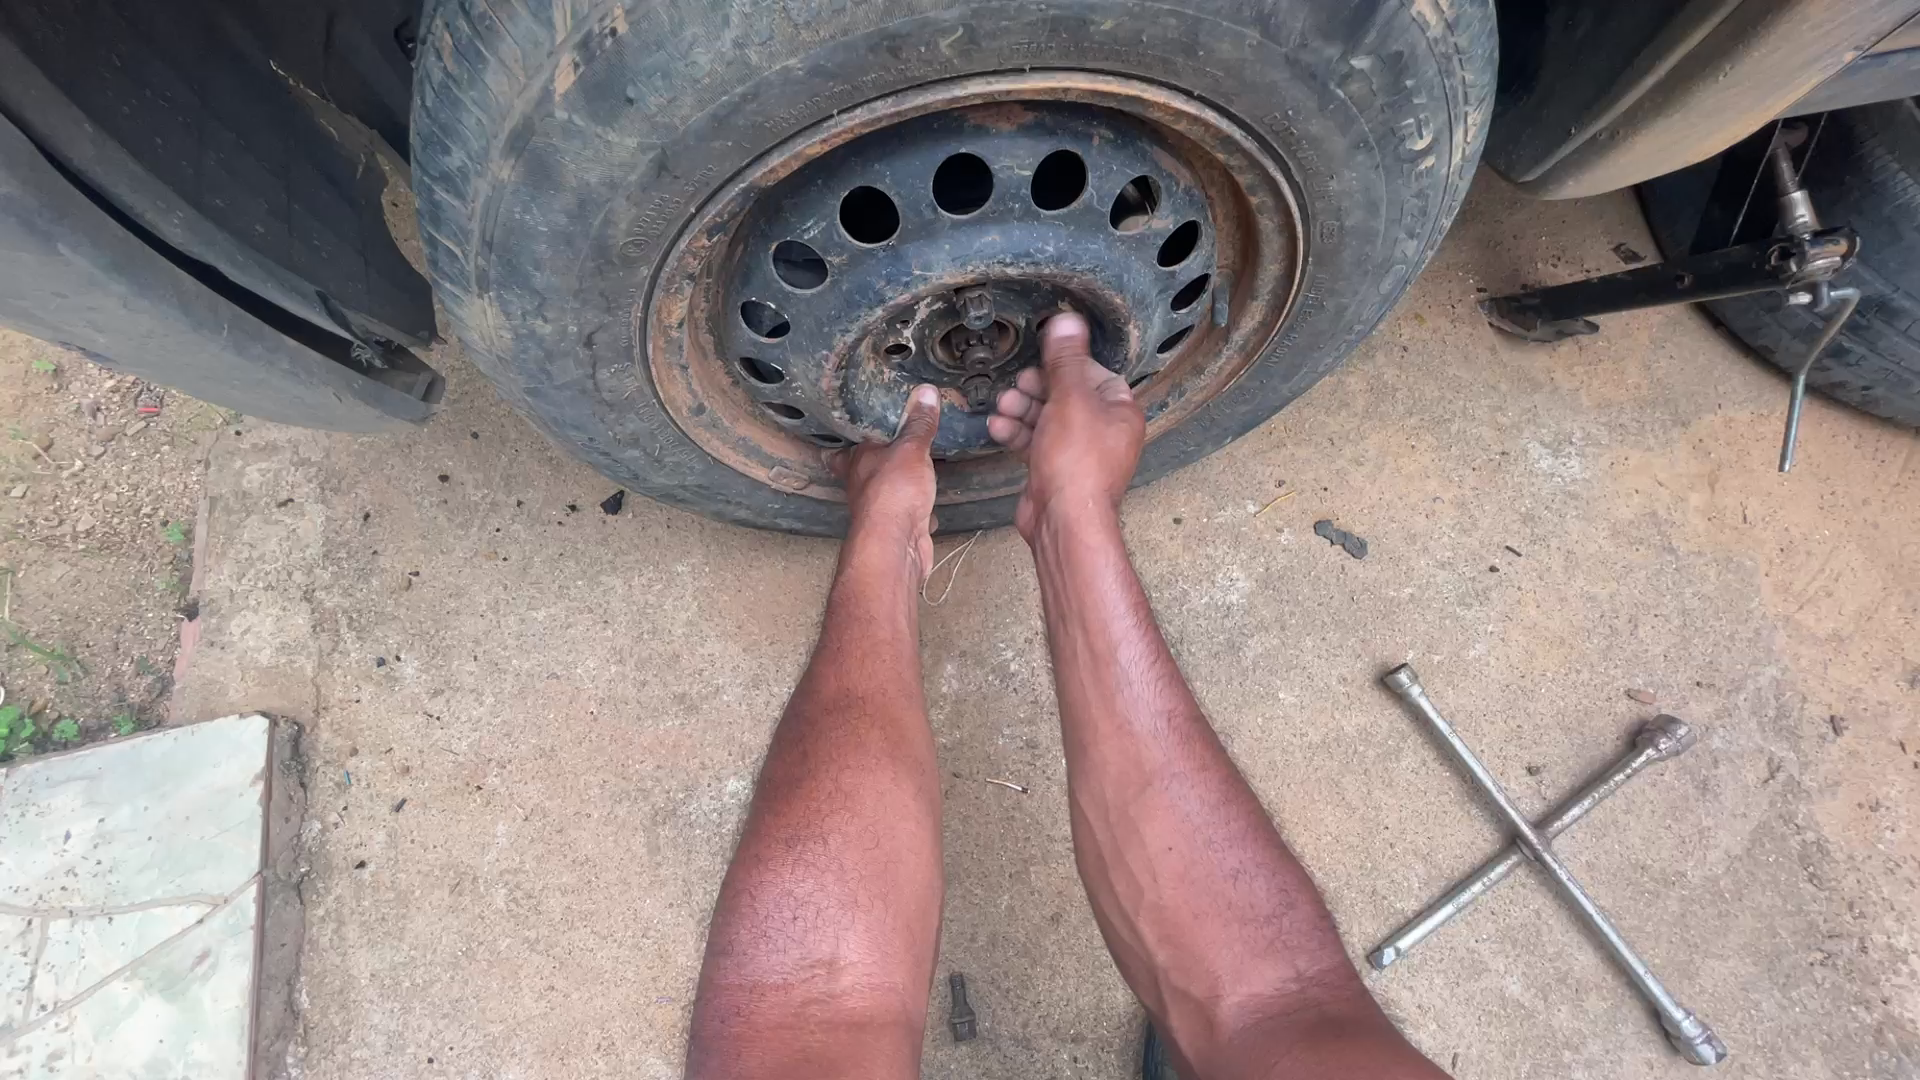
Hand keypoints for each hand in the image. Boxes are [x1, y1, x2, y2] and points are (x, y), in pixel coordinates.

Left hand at [833, 382, 940, 580]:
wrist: (897, 544)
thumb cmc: (893, 491)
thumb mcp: (911, 448)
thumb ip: (919, 423)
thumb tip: (925, 391)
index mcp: (858, 461)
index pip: (847, 447)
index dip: (851, 440)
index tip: (859, 431)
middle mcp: (862, 485)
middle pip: (866, 470)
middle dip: (878, 462)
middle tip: (892, 448)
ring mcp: (879, 510)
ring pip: (887, 493)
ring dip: (898, 486)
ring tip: (914, 470)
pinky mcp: (898, 529)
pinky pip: (908, 514)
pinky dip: (917, 511)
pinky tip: (929, 507)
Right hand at [988, 311, 1144, 540]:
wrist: (1063, 520)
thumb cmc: (1078, 465)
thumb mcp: (1070, 399)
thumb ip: (1065, 360)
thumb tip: (1067, 322)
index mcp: (1119, 411)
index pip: (1094, 373)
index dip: (1067, 364)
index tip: (1043, 358)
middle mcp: (1102, 432)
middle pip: (1066, 395)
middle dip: (1037, 388)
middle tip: (1019, 384)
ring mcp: (1077, 453)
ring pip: (1046, 419)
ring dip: (1022, 409)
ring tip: (1003, 404)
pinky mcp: (1054, 469)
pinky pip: (1034, 442)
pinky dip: (1016, 433)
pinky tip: (998, 427)